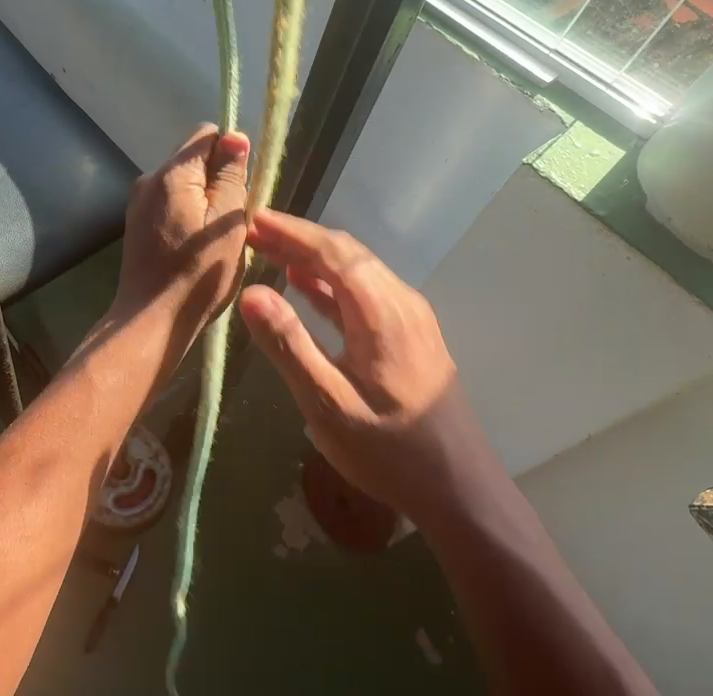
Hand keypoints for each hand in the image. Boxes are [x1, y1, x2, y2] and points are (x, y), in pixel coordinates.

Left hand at [110, 124, 250, 331]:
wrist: (152, 320)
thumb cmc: (197, 275)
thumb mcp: (227, 223)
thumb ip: (231, 176)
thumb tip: (235, 136)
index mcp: (171, 174)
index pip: (207, 135)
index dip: (231, 154)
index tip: (241, 188)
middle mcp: (149, 179)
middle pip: (194, 158)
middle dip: (218, 179)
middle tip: (232, 219)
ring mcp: (138, 201)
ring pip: (184, 182)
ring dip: (204, 200)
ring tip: (214, 237)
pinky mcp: (137, 222)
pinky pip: (170, 202)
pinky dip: (188, 215)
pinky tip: (196, 246)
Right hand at [238, 208, 505, 531]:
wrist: (461, 492)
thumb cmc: (390, 452)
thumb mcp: (327, 404)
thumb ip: (288, 345)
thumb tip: (251, 292)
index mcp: (382, 313)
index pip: (333, 252)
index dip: (291, 232)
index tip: (251, 219)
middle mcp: (401, 305)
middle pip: (347, 255)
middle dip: (298, 239)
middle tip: (251, 235)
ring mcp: (409, 320)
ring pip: (356, 272)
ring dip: (312, 259)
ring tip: (268, 253)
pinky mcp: (409, 338)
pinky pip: (364, 293)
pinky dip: (329, 282)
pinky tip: (305, 286)